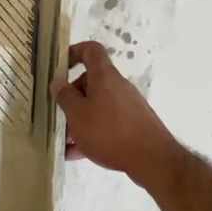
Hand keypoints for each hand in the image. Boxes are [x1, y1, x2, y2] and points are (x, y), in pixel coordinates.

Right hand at [51, 41, 178, 179]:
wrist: (152, 160)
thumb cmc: (109, 131)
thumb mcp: (77, 114)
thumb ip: (65, 96)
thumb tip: (58, 81)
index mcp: (104, 76)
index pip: (91, 50)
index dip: (74, 52)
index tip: (60, 67)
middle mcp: (118, 86)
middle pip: (91, 82)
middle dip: (73, 97)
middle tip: (60, 115)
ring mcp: (128, 106)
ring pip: (97, 106)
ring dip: (80, 119)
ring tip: (66, 141)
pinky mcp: (134, 124)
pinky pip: (107, 123)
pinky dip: (92, 133)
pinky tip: (78, 153)